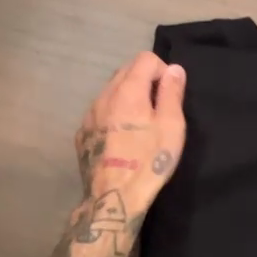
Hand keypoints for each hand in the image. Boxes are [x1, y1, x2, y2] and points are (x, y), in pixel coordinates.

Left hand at [75, 52, 187, 214]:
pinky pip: (101, 112)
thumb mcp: (171, 126)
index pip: (145, 58)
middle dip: (145, 81)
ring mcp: (89, 115)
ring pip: (111, 92)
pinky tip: (123, 138)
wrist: (114, 197)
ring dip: (128, 98)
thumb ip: (172, 93)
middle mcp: (103, 96)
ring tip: (141, 125)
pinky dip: (114, 114)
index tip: (170, 94)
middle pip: (126, 71)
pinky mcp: (82, 134)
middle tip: (159, 109)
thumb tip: (174, 68)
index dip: (162, 70)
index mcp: (127, 90)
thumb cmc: (149, 161)